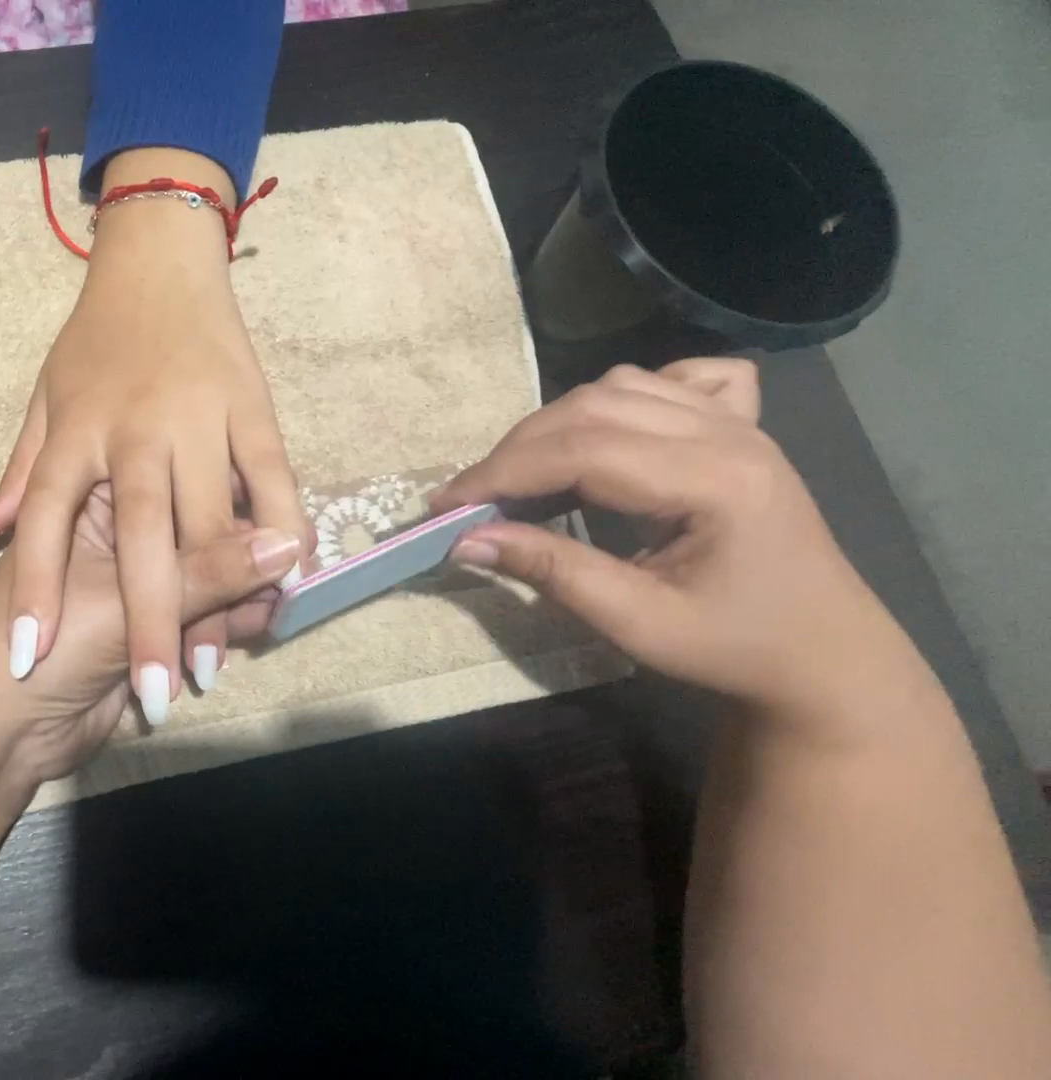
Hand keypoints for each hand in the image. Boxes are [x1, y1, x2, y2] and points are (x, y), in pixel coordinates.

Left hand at [0, 148, 313, 725]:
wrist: (160, 261)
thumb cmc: (94, 342)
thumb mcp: (45, 402)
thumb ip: (17, 472)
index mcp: (74, 430)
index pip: (43, 516)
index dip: (32, 587)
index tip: (26, 654)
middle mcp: (134, 430)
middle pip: (142, 537)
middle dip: (150, 621)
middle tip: (156, 693)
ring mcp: (199, 418)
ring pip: (211, 520)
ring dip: (219, 596)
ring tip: (211, 664)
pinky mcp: (255, 407)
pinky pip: (275, 480)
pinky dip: (284, 533)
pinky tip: (284, 587)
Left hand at [0, 485, 302, 786]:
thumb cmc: (39, 645)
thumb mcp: (118, 602)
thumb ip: (201, 574)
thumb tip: (282, 546)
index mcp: (88, 500)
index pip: (166, 484)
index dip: (220, 500)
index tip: (266, 515)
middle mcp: (112, 529)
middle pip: (193, 526)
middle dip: (236, 553)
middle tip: (285, 569)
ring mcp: (134, 578)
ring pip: (207, 570)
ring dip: (245, 588)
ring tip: (282, 599)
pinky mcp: (151, 627)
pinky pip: (208, 612)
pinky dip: (237, 619)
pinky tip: (268, 618)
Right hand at [431, 359, 907, 718]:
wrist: (824, 656)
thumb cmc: (732, 647)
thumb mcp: (634, 621)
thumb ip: (550, 570)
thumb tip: (465, 540)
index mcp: (716, 481)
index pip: (582, 450)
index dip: (502, 473)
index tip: (445, 507)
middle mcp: (729, 433)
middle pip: (592, 408)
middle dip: (516, 451)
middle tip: (473, 501)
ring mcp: (738, 422)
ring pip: (619, 387)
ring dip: (555, 425)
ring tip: (523, 477)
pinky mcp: (739, 426)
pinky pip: (672, 380)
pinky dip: (621, 397)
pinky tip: (608, 432)